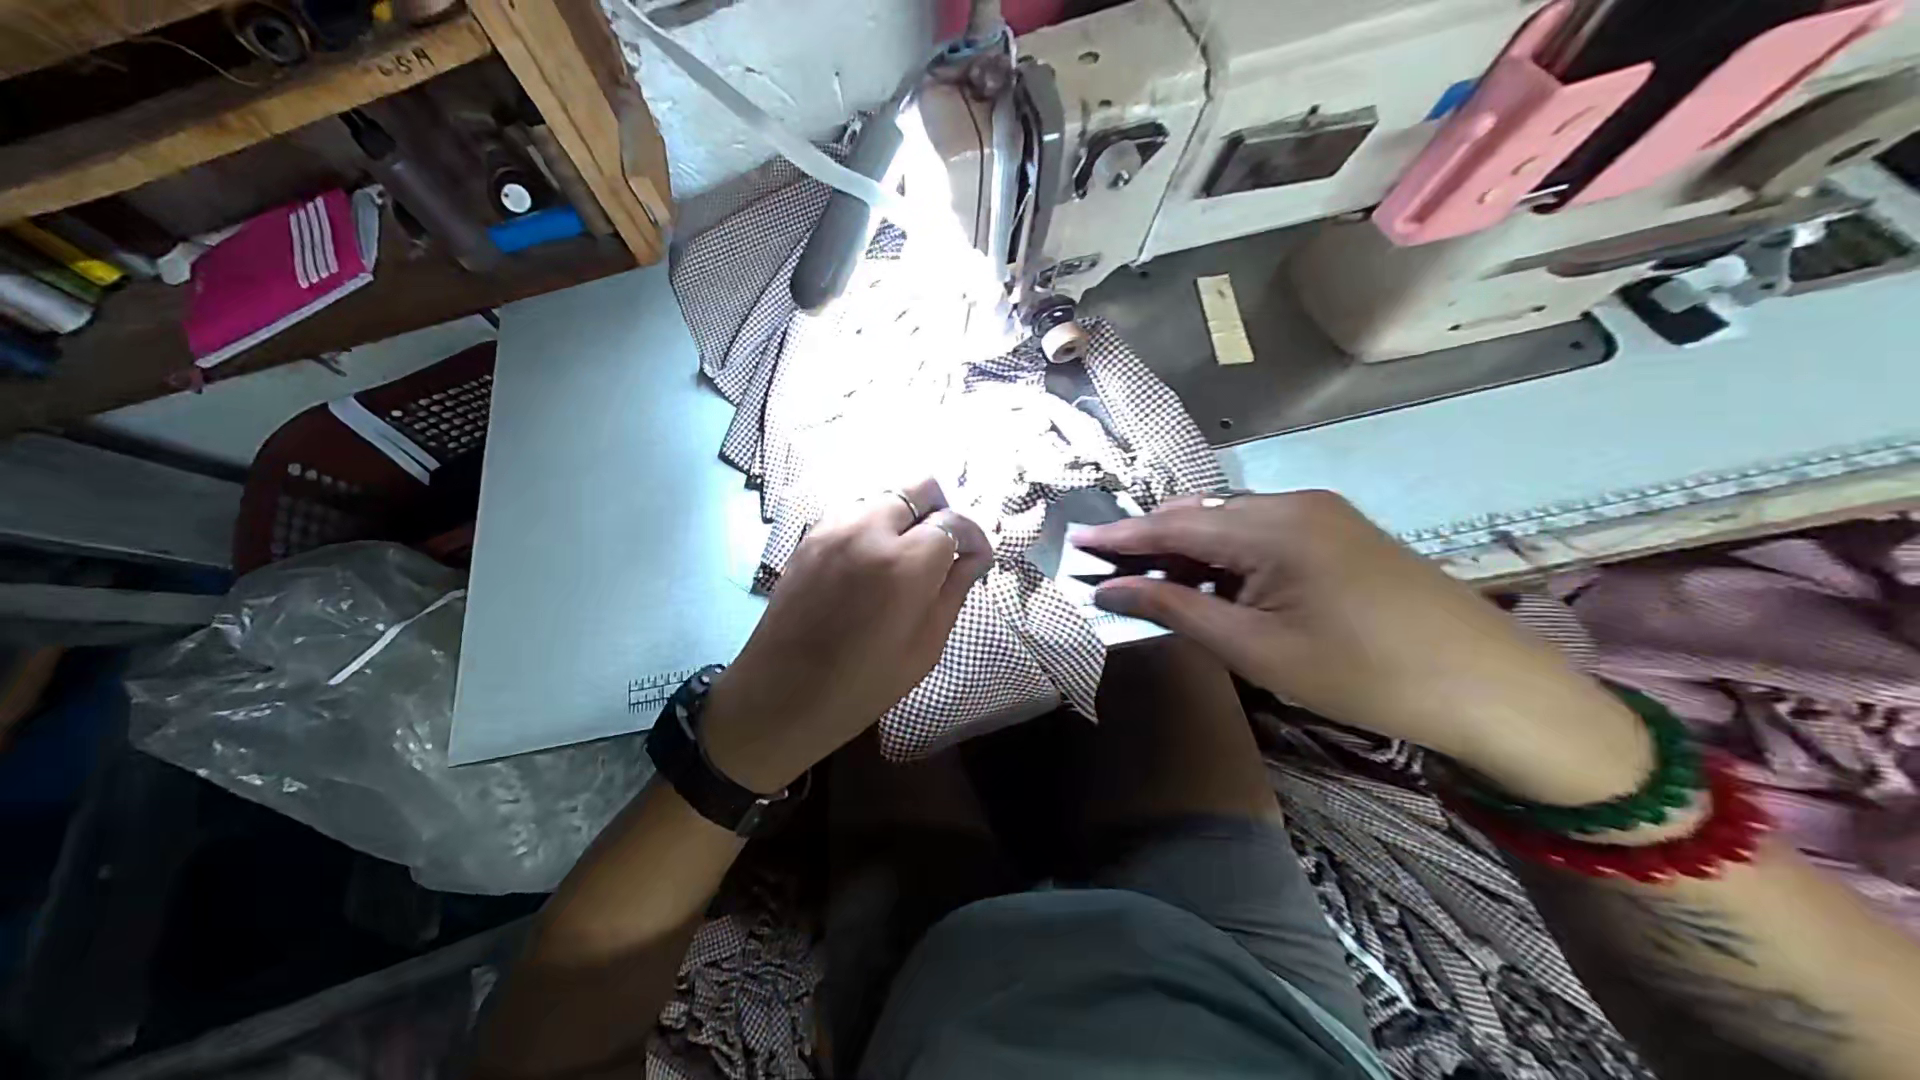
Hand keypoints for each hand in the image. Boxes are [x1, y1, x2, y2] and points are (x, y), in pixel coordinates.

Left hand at [698, 478, 990, 792]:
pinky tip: (872, 561)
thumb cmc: (862, 686)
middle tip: (944, 550)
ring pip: (886, 494)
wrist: (780, 696)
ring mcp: (834, 528)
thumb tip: (974, 557)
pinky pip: (854, 510)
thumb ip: (954, 591)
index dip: (974, 540)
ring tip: (906, 557)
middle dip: (942, 512)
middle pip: (921, 487)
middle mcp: (869, 530)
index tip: (977, 561)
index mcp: (905, 563)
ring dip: (906, 516)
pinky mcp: (810, 535)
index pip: (955, 522)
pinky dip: (874, 524)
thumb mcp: (925, 647)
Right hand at [1071, 491, 1652, 805]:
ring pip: (1230, 521)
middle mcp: (1293, 503)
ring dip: (1187, 548)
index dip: (1118, 536)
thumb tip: (1108, 590)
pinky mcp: (1340, 530)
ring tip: (1149, 578)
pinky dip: (1225, 552)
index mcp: (1271, 526)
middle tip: (1106, 567)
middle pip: (1199, 515)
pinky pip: (1262, 531)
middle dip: (1150, 539)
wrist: (1490, 687)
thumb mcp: (1254, 648)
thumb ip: (1175, 610)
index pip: (1172, 524)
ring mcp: (1322, 512)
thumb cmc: (1362, 674)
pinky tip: (1211, 579)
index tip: (1074, 543)